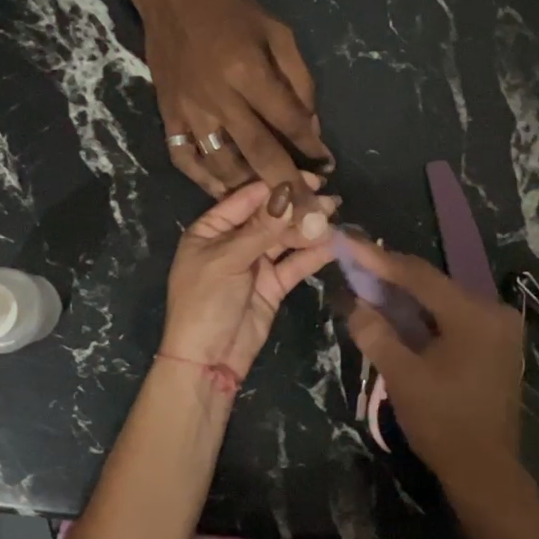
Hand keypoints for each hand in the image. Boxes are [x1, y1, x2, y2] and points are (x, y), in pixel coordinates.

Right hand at [142, 0, 333, 202]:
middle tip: (308, 212)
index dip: (312, 149)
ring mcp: (190, 110)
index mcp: (248, 71)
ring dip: (249, 189)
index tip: (328, 168)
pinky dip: (204, 180)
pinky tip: (225, 192)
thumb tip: (309, 127)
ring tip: (271, 203)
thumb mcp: (277, 32)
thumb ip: (297, 80)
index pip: (288, 122)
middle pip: (259, 153)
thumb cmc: (230, 8)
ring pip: (222, 164)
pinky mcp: (169, 115)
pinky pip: (185, 157)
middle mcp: (219, 98)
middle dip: (288, 186)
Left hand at [159, 178, 339, 378]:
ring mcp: (254, 264)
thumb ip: (260, 229)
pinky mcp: (272, 285)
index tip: (307, 178)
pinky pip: (294, 264)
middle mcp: (233, 241)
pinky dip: (313, 254)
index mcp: (210, 229)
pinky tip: (333, 242)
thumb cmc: (204, 303)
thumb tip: (287, 195)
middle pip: (269, 217)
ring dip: (308, 228)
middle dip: (298, 208)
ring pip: (285, 239)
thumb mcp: (227, 261)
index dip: (276, 187)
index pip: (246, 199)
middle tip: (329, 199)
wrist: (207, 360)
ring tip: (334, 215)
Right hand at [342, 240, 527, 482]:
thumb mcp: (401, 376)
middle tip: (355, 266)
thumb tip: (355, 303)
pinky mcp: (497, 346)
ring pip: (444, 301)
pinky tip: (400, 314)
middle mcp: (494, 313)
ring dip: (408, 297)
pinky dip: (426, 315)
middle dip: (391, 277)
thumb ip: (376, 333)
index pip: (419, 276)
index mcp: (474, 315)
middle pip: (434, 284)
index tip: (347, 244)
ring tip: (370, 286)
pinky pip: (455, 318)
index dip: (379, 260)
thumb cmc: (443, 422)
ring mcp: (500, 330)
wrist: (485, 471)